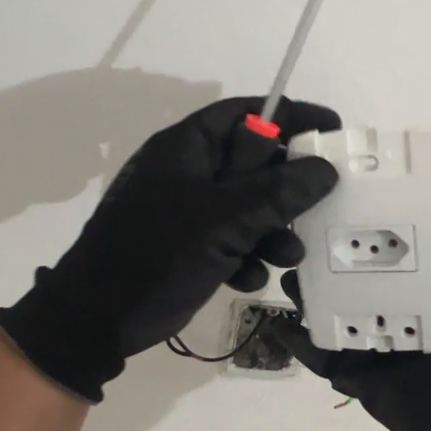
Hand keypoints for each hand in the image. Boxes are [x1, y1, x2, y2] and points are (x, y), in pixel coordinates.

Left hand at [0, 97, 339, 401]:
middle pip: (254, 166)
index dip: (291, 117)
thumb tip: (324, 169)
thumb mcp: (222, 220)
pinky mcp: (191, 250)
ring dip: (272, 233)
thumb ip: (277, 192)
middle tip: (319, 206)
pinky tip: (248, 279)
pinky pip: (233, 243)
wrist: (98, 318)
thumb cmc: (156, 254)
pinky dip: (246, 258)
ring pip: (249, 210)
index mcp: (187, 148)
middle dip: (287, 192)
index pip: (246, 113)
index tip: (333, 130)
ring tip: (287, 257)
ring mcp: (189, 214)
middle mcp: (189, 174)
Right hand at [275, 247, 430, 430]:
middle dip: (325, 265)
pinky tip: (282, 326)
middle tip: (302, 246)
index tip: (341, 216)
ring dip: (307, 298)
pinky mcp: (354, 375)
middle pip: (350, 285)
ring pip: (330, 316)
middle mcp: (389, 314)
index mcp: (418, 295)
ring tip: (290, 278)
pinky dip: (300, 343)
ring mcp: (368, 345)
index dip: (365, 240)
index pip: (386, 261)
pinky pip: (321, 357)